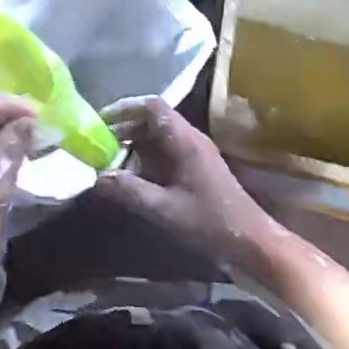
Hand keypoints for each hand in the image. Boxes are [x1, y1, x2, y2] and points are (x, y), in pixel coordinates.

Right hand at [97, 96, 274, 259]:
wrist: (251, 242)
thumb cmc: (210, 222)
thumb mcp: (165, 209)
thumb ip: (130, 191)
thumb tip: (97, 178)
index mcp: (186, 141)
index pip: (153, 107)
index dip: (125, 108)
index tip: (100, 120)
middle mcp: (191, 139)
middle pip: (154, 118)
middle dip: (124, 126)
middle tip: (98, 141)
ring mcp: (195, 153)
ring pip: (159, 135)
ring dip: (134, 142)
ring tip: (108, 157)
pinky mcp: (196, 168)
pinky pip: (166, 151)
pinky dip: (145, 156)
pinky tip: (131, 174)